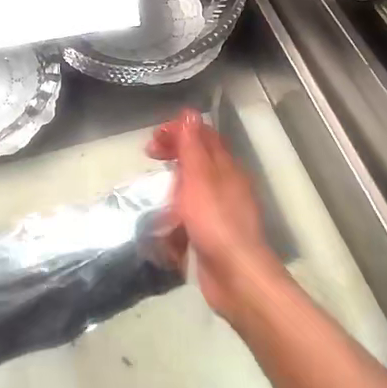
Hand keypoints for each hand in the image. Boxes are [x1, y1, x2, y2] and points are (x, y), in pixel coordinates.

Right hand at [148, 108, 285, 315]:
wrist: (236, 275)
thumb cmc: (215, 221)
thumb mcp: (199, 177)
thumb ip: (193, 146)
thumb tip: (189, 113)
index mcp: (226, 165)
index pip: (203, 135)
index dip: (178, 130)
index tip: (153, 138)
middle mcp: (227, 182)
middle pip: (199, 157)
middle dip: (174, 153)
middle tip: (150, 155)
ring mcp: (222, 208)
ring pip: (195, 185)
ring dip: (175, 182)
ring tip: (155, 189)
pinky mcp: (215, 232)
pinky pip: (194, 212)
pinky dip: (179, 209)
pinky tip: (166, 221)